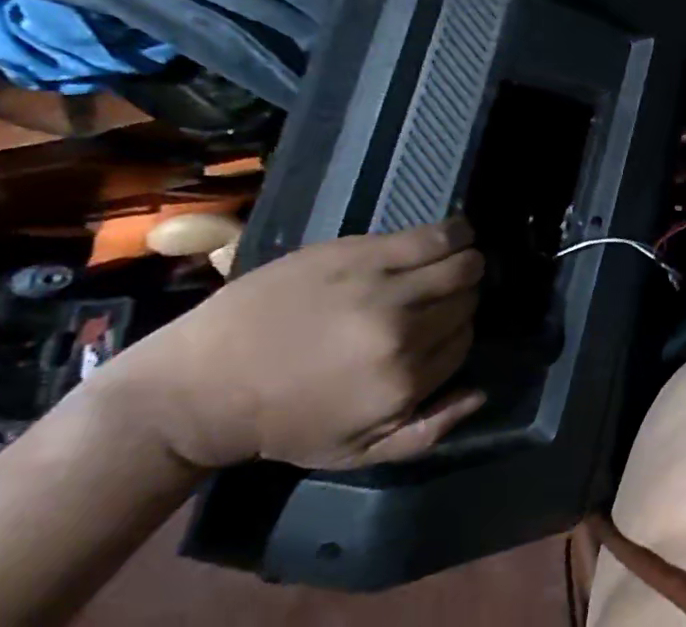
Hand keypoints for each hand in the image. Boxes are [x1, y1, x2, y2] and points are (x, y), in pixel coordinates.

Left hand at [88, 221, 484, 470]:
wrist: (204, 382)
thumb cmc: (282, 422)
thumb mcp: (357, 451)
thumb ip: (427, 430)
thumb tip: (481, 391)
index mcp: (403, 382)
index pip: (466, 340)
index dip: (457, 334)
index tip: (437, 333)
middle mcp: (403, 330)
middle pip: (467, 301)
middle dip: (462, 301)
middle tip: (438, 301)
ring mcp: (384, 285)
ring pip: (463, 263)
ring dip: (466, 265)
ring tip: (453, 266)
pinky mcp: (363, 251)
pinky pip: (437, 234)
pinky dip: (456, 233)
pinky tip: (456, 236)